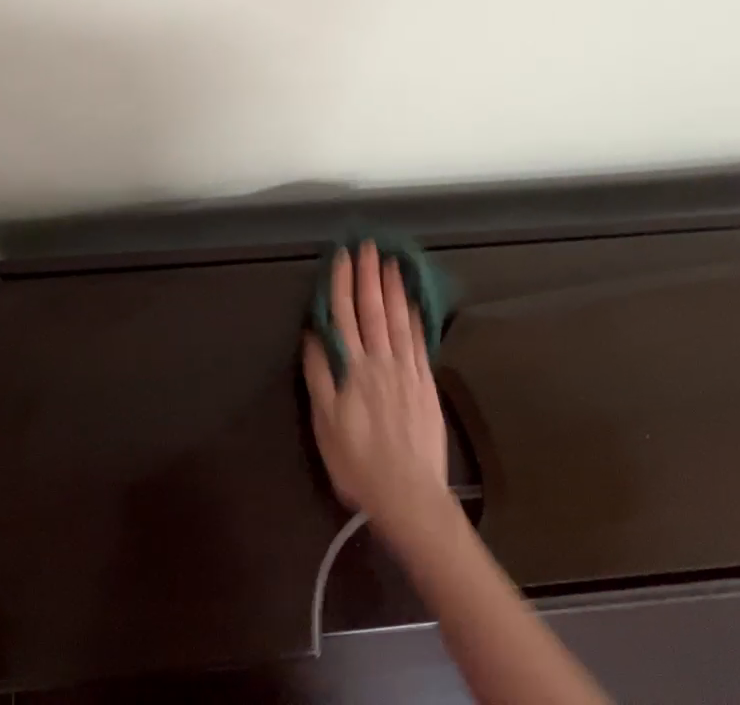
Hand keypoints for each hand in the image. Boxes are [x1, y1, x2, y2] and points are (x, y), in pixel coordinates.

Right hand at [302, 242, 450, 539]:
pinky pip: (419, 342)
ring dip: (394, 289)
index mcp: (352, 369)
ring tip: (392, 263)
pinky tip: (413, 303)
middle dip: (369, 276)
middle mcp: (381, 362)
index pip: (345, 316)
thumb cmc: (356, 462)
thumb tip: (314, 336)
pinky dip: (416, 318)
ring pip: (399, 321)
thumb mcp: (324, 422)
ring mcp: (407, 371)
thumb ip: (319, 376)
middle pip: (373, 311)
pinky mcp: (426, 384)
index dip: (342, 284)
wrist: (408, 493)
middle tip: (369, 246)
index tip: (342, 257)